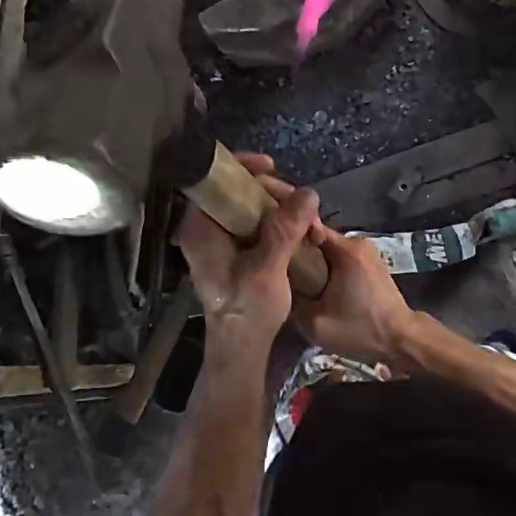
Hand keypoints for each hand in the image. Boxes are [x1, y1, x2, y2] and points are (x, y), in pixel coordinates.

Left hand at [177, 153, 320, 350]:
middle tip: (306, 207)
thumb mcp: (267, 268)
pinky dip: (285, 223)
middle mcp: (210, 230)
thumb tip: (309, 193)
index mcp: (202, 230)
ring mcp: (226, 241)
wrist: (243, 348)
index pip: (216, 183)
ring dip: (287, 209)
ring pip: (256, 207)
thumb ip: (285, 230)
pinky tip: (306, 233)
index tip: (272, 167)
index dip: (243, 168)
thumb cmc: (247, 310)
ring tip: (312, 225)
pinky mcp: (242, 251)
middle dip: (277, 193)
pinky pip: (263, 224)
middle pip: (242, 191)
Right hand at [235, 155, 420, 363]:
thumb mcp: (316, 323)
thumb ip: (292, 297)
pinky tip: (300, 272)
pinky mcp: (366, 261)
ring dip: (303, 250)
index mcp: (345, 250)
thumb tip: (272, 280)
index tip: (257, 216)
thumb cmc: (361, 331)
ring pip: (323, 245)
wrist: (401, 340)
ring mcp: (363, 250)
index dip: (282, 219)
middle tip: (259, 242)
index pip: (306, 223)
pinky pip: (334, 254)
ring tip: (276, 258)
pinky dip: (318, 260)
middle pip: (313, 233)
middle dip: (290, 236)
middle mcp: (355, 242)